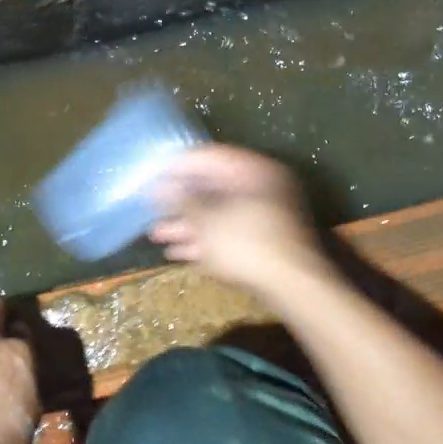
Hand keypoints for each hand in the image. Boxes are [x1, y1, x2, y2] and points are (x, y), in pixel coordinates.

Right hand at [150, 145, 335, 296]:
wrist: (292, 286)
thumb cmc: (247, 245)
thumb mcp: (207, 221)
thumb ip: (181, 200)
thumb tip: (158, 186)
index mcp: (253, 171)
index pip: (209, 157)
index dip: (177, 167)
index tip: (150, 179)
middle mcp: (261, 187)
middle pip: (212, 187)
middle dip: (179, 202)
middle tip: (152, 211)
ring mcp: (265, 215)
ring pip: (218, 213)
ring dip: (187, 225)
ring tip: (158, 236)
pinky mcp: (264, 241)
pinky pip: (228, 232)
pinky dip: (205, 241)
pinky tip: (178, 253)